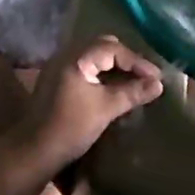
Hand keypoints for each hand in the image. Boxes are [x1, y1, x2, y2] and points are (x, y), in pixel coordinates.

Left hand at [15, 36, 163, 170]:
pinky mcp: (57, 78)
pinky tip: (113, 86)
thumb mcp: (105, 109)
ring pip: (93, 56)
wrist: (36, 149)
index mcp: (76, 57)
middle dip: (126, 59)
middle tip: (146, 75)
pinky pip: (85, 66)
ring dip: (113, 65)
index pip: (112, 48)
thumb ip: (132, 93)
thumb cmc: (71, 126)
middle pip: (102, 46)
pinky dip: (101, 72)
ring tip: (134, 80)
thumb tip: (158, 83)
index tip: (157, 77)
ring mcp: (59, 65)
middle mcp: (65, 54)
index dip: (137, 61)